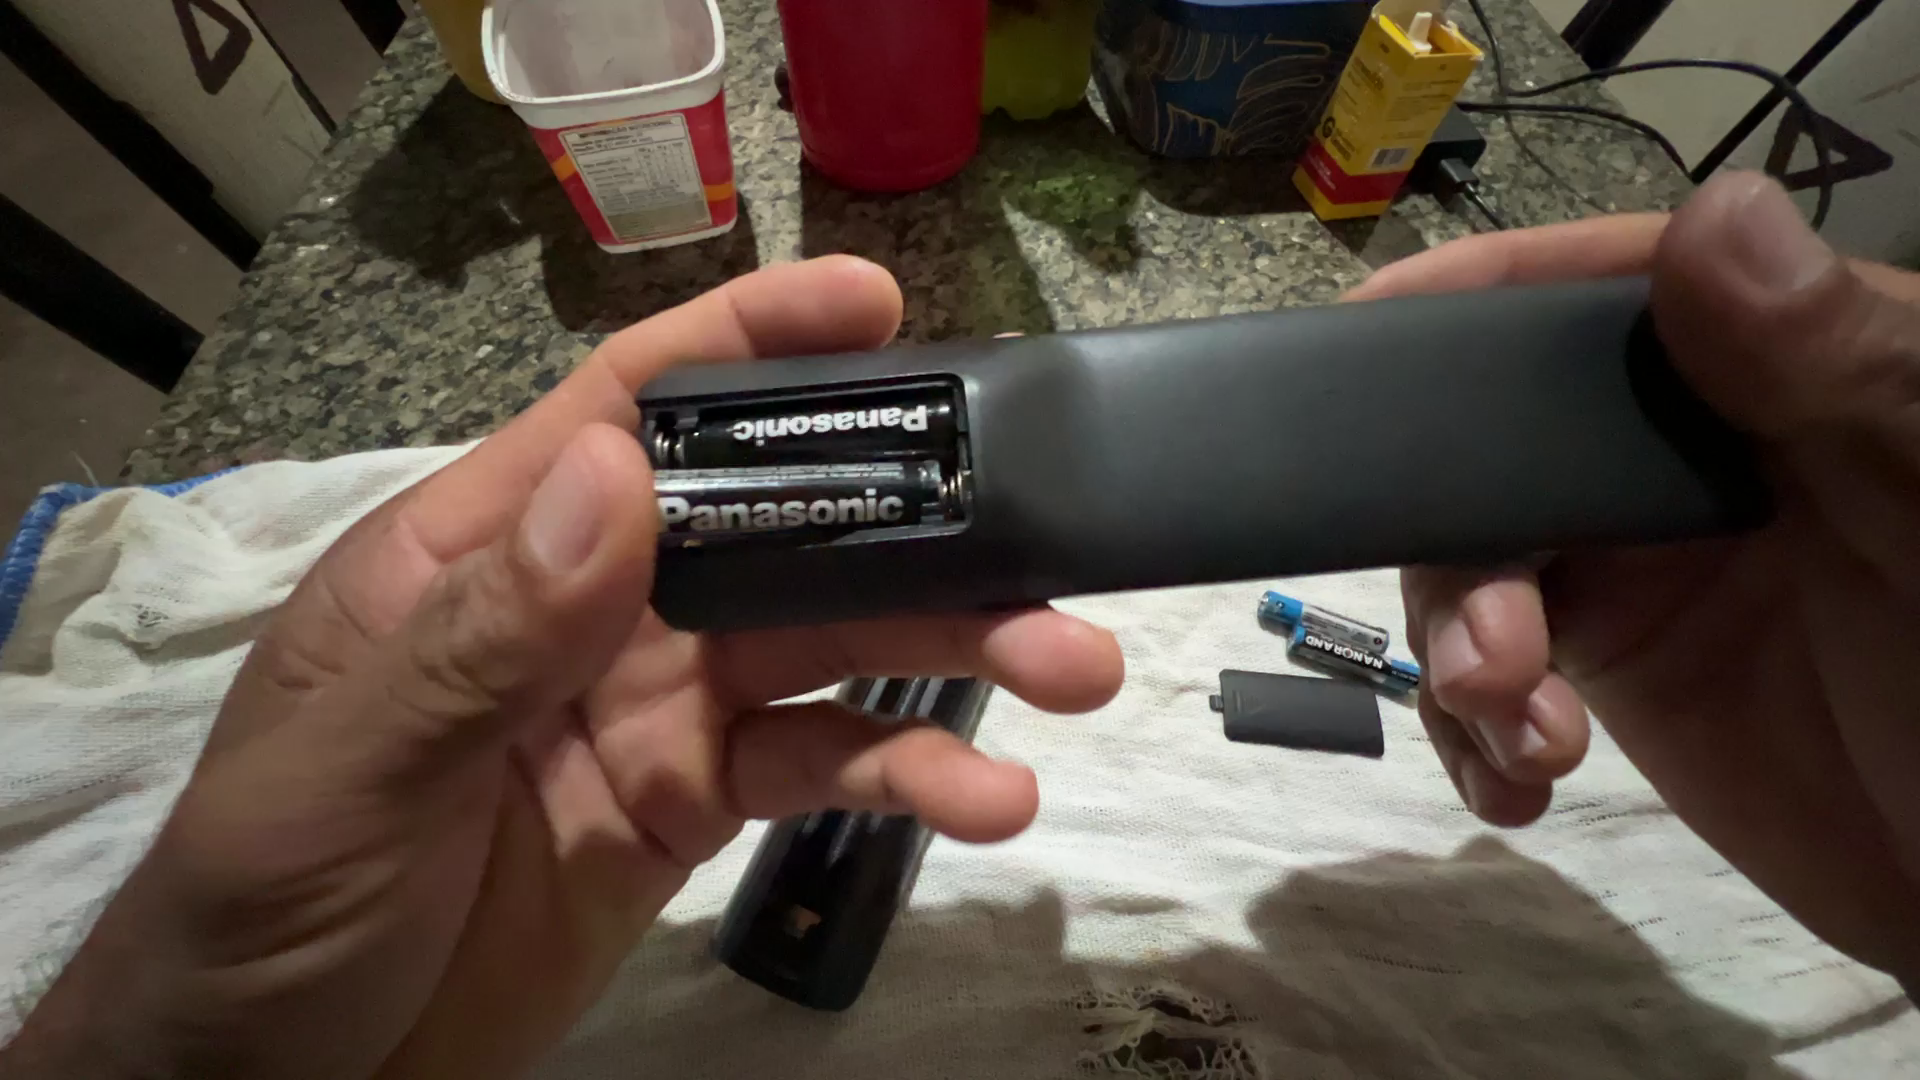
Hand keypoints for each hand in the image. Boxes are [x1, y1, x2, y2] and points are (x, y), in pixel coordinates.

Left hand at [1, 257, 1123, 1079]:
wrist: (301, 1077)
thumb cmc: (279, 905)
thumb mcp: (350, 772)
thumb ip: (485, 632)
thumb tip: (616, 469)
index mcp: (511, 545)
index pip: (640, 405)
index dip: (758, 340)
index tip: (877, 307)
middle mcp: (621, 598)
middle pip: (791, 529)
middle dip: (922, 529)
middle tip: (1048, 547)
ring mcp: (682, 692)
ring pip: (843, 645)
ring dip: (960, 654)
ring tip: (1071, 671)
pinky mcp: (719, 788)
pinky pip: (832, 762)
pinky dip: (914, 773)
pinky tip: (990, 797)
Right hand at [1349, 173, 1919, 985]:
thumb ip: (1837, 368)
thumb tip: (1707, 219)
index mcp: (1742, 394)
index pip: (1593, 308)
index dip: (1478, 294)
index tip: (1369, 318)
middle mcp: (1647, 474)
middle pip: (1477, 473)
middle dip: (1459, 567)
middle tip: (1489, 658)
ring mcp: (1603, 574)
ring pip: (1456, 583)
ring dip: (1462, 665)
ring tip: (1521, 737)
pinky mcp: (1579, 668)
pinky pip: (1475, 681)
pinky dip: (1471, 734)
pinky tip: (1513, 782)